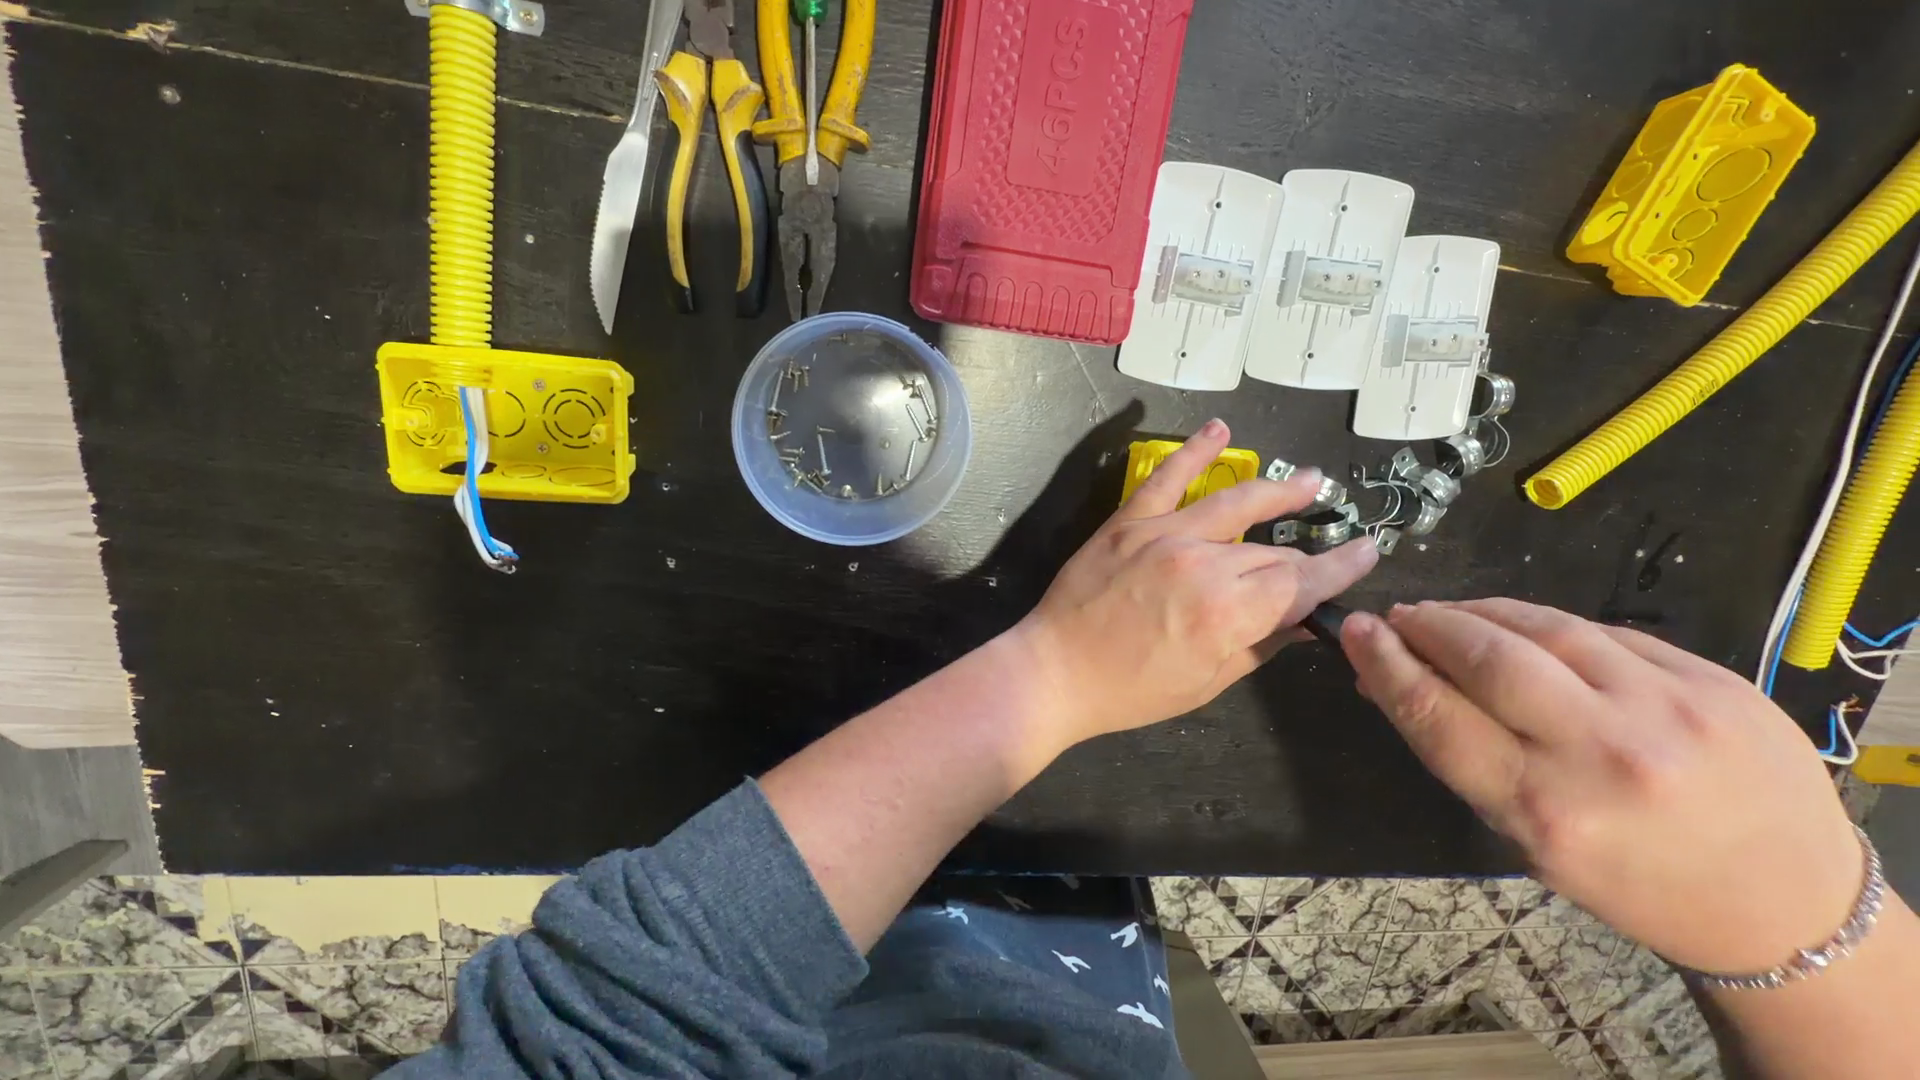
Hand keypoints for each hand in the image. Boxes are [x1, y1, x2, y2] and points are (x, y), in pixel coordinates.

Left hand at [1013, 419, 1378, 747]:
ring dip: (1276, 491)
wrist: (1055, 672)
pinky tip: (1220, 431)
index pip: (1301, 583)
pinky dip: (1193, 453)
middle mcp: (1204, 564)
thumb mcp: (1208, 681)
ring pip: (1234, 505)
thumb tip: (1305, 621)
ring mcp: (1164, 536)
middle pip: (1270, 552)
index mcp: (1229, 613)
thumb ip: (1261, 645)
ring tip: (1308, 481)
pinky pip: (1166, 480)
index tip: (1368, 551)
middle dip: (1303, 556)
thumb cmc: (1133, 691)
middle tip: (1328, 552)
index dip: (1339, 569)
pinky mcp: (1128, 522)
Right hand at [1341, 598, 1861, 973]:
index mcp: (1548, 812)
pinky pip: (1603, 631)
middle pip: (1488, 658)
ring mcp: (1669, 710)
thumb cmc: (1632, 882)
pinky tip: (1522, 629)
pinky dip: (1544, 625)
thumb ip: (1461, 752)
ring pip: (1546, 629)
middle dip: (1429, 626)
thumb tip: (1389, 681)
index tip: (1352, 630)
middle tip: (1398, 617)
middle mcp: (1606, 755)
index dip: (1385, 665)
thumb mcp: (1527, 837)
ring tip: (1448, 614)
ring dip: (1480, 613)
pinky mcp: (1714, 680)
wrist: (1788, 903)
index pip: (1438, 716)